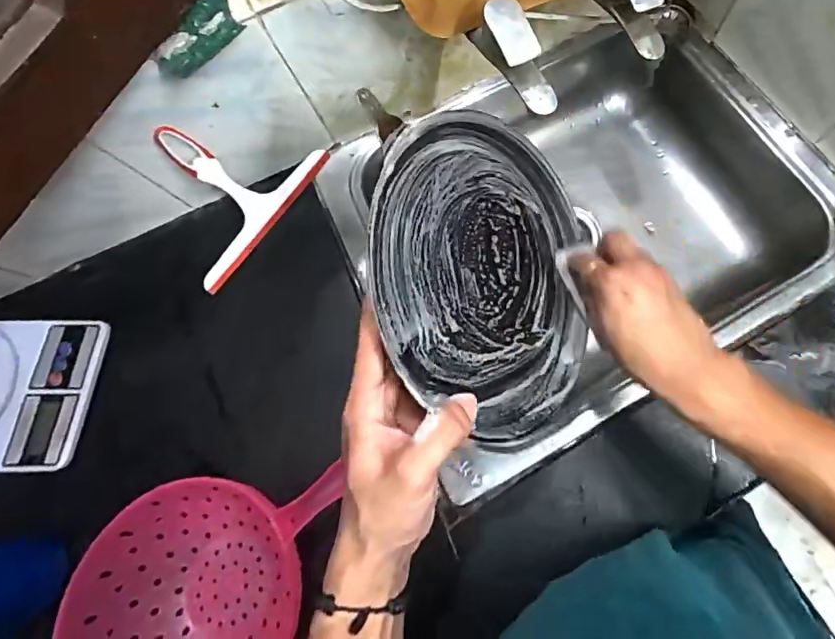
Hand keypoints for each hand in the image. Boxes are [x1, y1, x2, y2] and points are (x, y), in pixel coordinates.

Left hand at [327, 303, 475, 603]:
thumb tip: (469, 398)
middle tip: (437, 290)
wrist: (379, 555)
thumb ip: (440, 434)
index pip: (368, 347)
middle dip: (409, 324)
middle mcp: (377, 403)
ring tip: (453, 318)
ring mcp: (394, 416)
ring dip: (426, 351)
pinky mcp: (411, 430)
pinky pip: (425, 395)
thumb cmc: (382, 512)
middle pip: (391, 353)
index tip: (389, 279)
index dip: (375, 313)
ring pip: (410, 373)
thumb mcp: (412, 474)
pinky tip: (460, 366)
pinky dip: (440, 380)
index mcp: (365, 404)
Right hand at [570, 232, 731, 411]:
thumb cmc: (641, 357)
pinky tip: (638, 292)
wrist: (689, 366)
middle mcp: (634, 267)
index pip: (585, 258)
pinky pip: (647, 264)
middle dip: (602, 248)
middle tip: (598, 265)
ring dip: (622, 259)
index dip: (575, 261)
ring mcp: (655, 270)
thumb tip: (586, 287)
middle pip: (613, 237)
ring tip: (619, 282)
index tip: (573, 267)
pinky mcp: (670, 278)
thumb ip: (593, 302)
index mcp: (612, 281)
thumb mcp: (605, 333)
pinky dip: (637, 270)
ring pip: (632, 249)